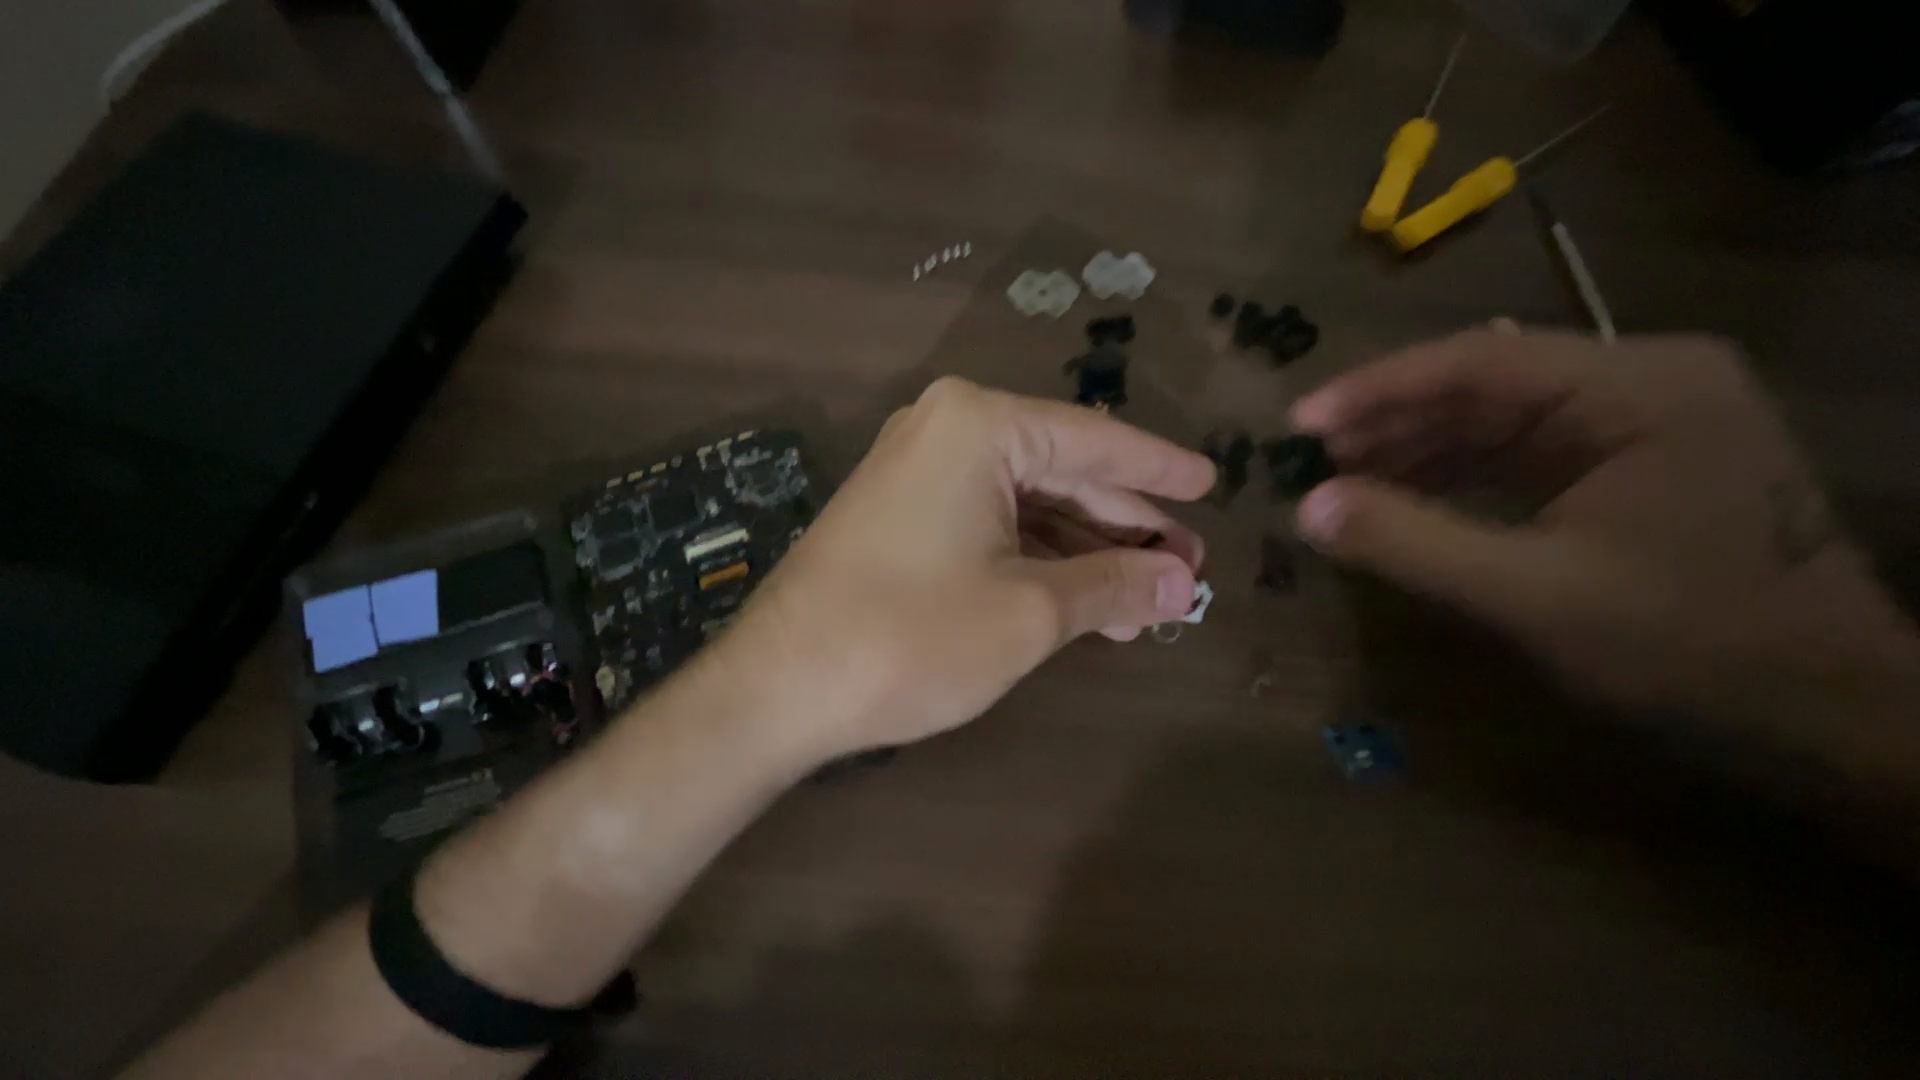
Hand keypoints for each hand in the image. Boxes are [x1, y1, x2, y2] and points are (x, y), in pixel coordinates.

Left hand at [726, 377, 1213, 761]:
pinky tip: (1083, 602)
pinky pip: (990, 523)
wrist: (779, 687)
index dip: (1159, 469)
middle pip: (1062, 470)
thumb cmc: (911, 636)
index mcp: (980, 425)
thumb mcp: (1030, 612)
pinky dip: (1038, 559)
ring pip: (1027, 503)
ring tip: (1148, 598)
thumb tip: (1184, 584)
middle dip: (1126, 524)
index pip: (1096, 441)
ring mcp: (918, 471)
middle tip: (1187, 566)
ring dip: (1085, 551)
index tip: (1213, 482)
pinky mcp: (901, 515)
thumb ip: (1114, 585)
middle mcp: (946, 430)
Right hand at [1288, 330, 1919, 758]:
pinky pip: (1523, 453)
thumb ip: (1412, 543)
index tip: (1297, 423)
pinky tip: (1403, 494)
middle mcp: (1644, 382)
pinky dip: (1457, 474)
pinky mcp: (1633, 465)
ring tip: (1339, 476)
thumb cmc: (1692, 646)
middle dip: (1390, 419)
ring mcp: (1643, 423)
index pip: (1477, 361)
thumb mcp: (1534, 594)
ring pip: (1499, 418)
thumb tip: (1306, 507)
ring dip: (1416, 445)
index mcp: (1636, 386)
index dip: (1374, 389)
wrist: (1833, 719)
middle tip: (1308, 456)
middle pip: (1486, 382)